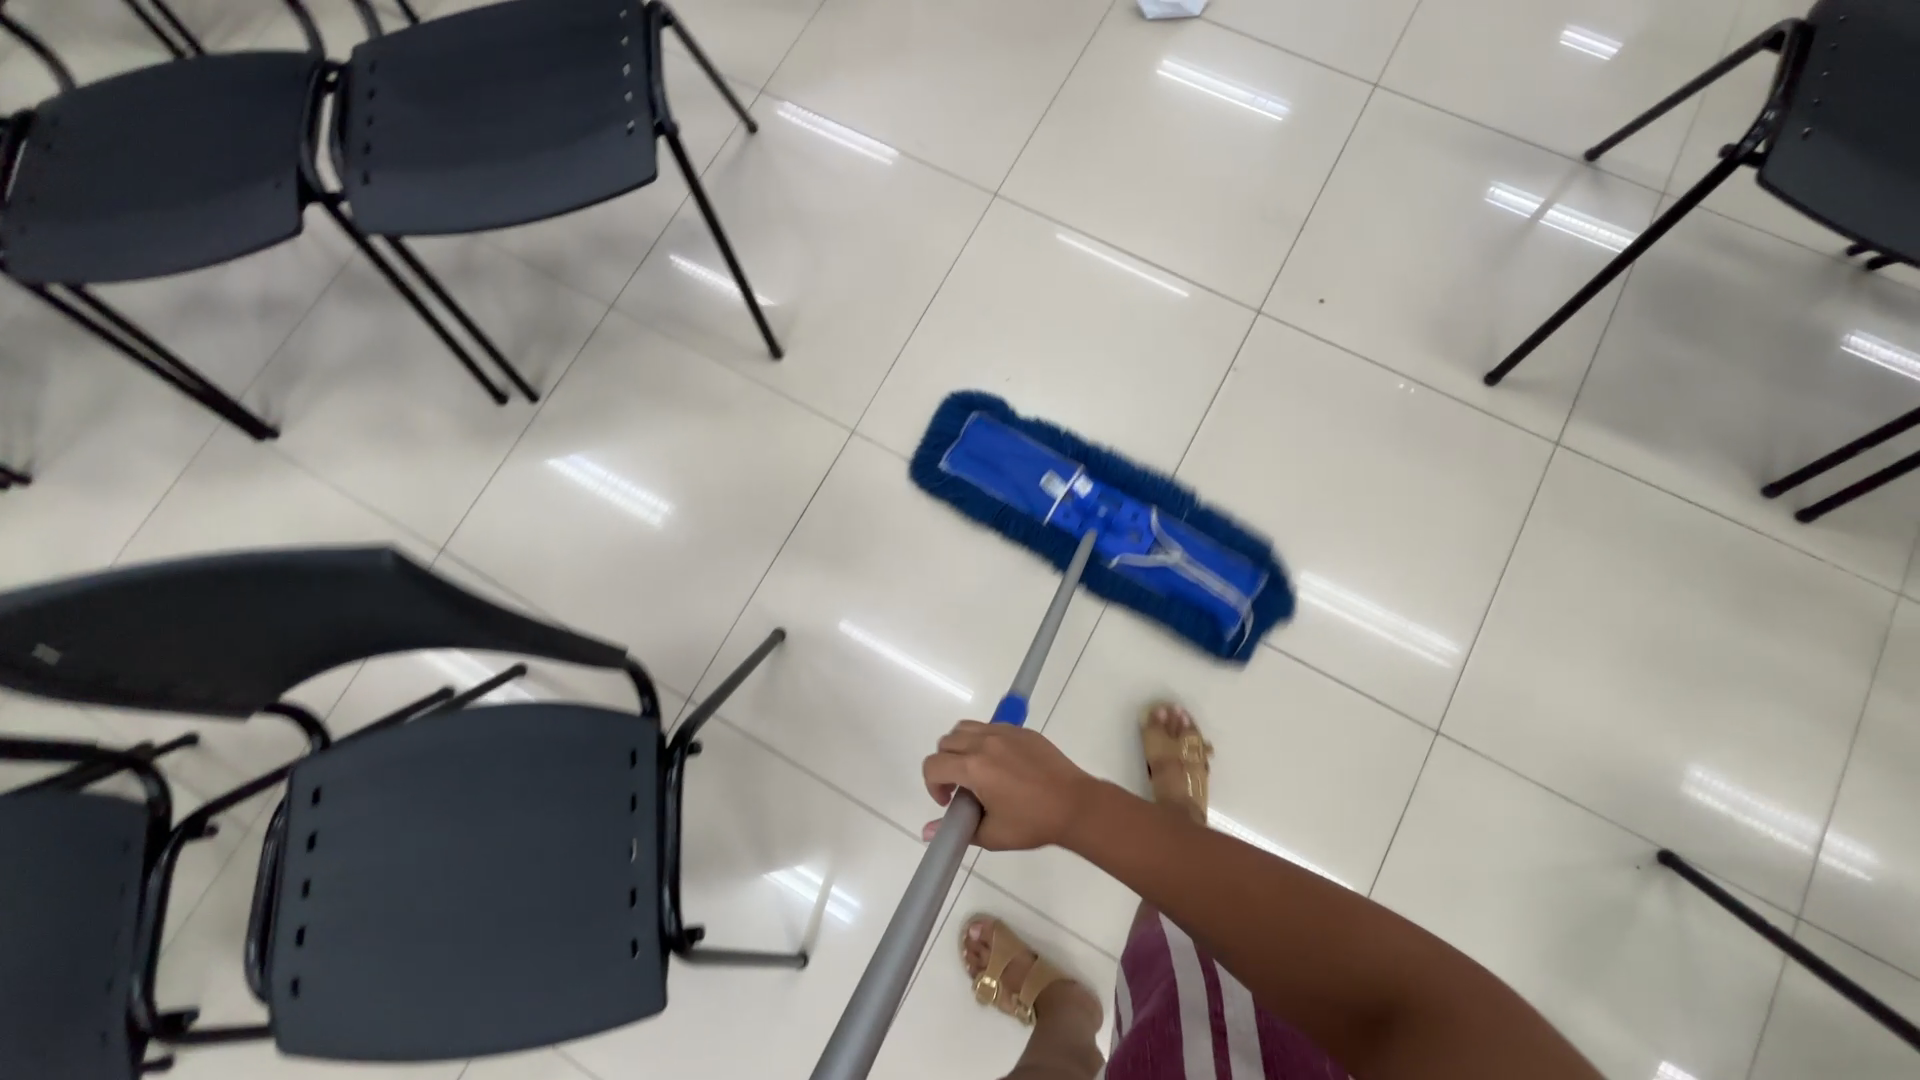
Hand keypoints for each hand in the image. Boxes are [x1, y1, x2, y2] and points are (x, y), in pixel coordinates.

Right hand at [921, 720, 1096, 850]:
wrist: (1075, 805)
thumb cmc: (1033, 822)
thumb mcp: (992, 834)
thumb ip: (957, 829)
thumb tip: (926, 833)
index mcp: (974, 767)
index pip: (933, 765)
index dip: (933, 785)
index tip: (949, 802)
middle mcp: (984, 743)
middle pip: (946, 743)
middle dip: (945, 766)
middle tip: (961, 788)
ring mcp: (1005, 732)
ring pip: (965, 728)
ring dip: (960, 747)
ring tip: (976, 771)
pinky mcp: (1022, 731)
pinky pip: (990, 727)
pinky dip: (984, 741)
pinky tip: (1000, 764)